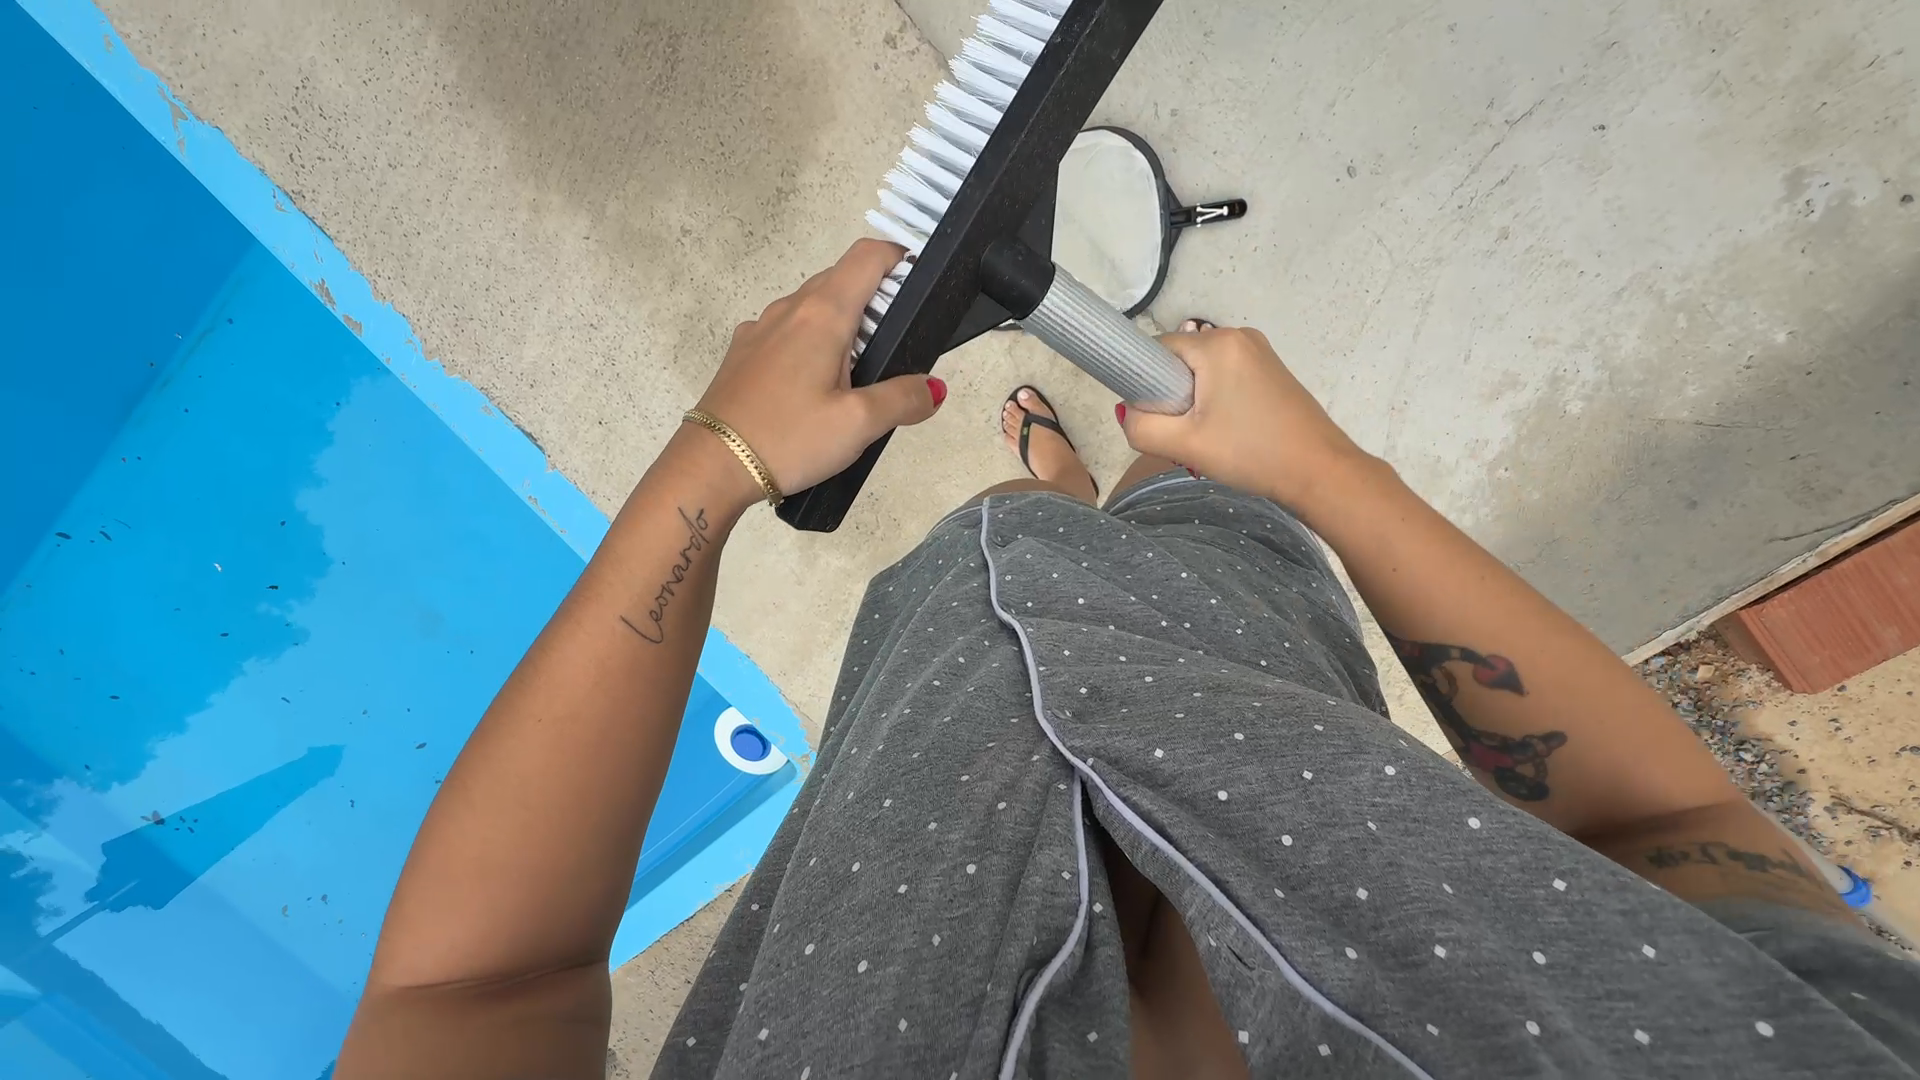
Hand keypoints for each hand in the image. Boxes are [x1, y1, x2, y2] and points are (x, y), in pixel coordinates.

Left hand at [687, 239, 944, 506]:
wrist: (711, 466)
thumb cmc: (788, 439)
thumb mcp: (858, 425)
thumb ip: (903, 400)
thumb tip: (933, 389)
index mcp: (822, 314)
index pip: (867, 257)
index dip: (900, 258)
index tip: (920, 284)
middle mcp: (788, 309)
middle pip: (841, 280)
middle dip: (876, 300)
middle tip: (898, 347)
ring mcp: (760, 330)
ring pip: (812, 308)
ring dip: (842, 326)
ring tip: (859, 376)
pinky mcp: (743, 354)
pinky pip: (787, 333)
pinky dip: (812, 345)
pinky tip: (815, 389)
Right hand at [1115, 325, 1375, 511]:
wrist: (1320, 472)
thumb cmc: (1251, 453)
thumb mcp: (1184, 446)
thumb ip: (1141, 427)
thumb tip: (1130, 413)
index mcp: (1218, 344)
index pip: (1157, 349)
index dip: (1145, 383)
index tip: (1155, 417)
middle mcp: (1239, 336)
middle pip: (1179, 360)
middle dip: (1170, 396)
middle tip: (1183, 434)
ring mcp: (1258, 352)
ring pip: (1200, 372)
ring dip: (1192, 402)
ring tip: (1206, 436)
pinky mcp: (1270, 370)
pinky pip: (1223, 378)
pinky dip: (1214, 402)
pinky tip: (1226, 431)